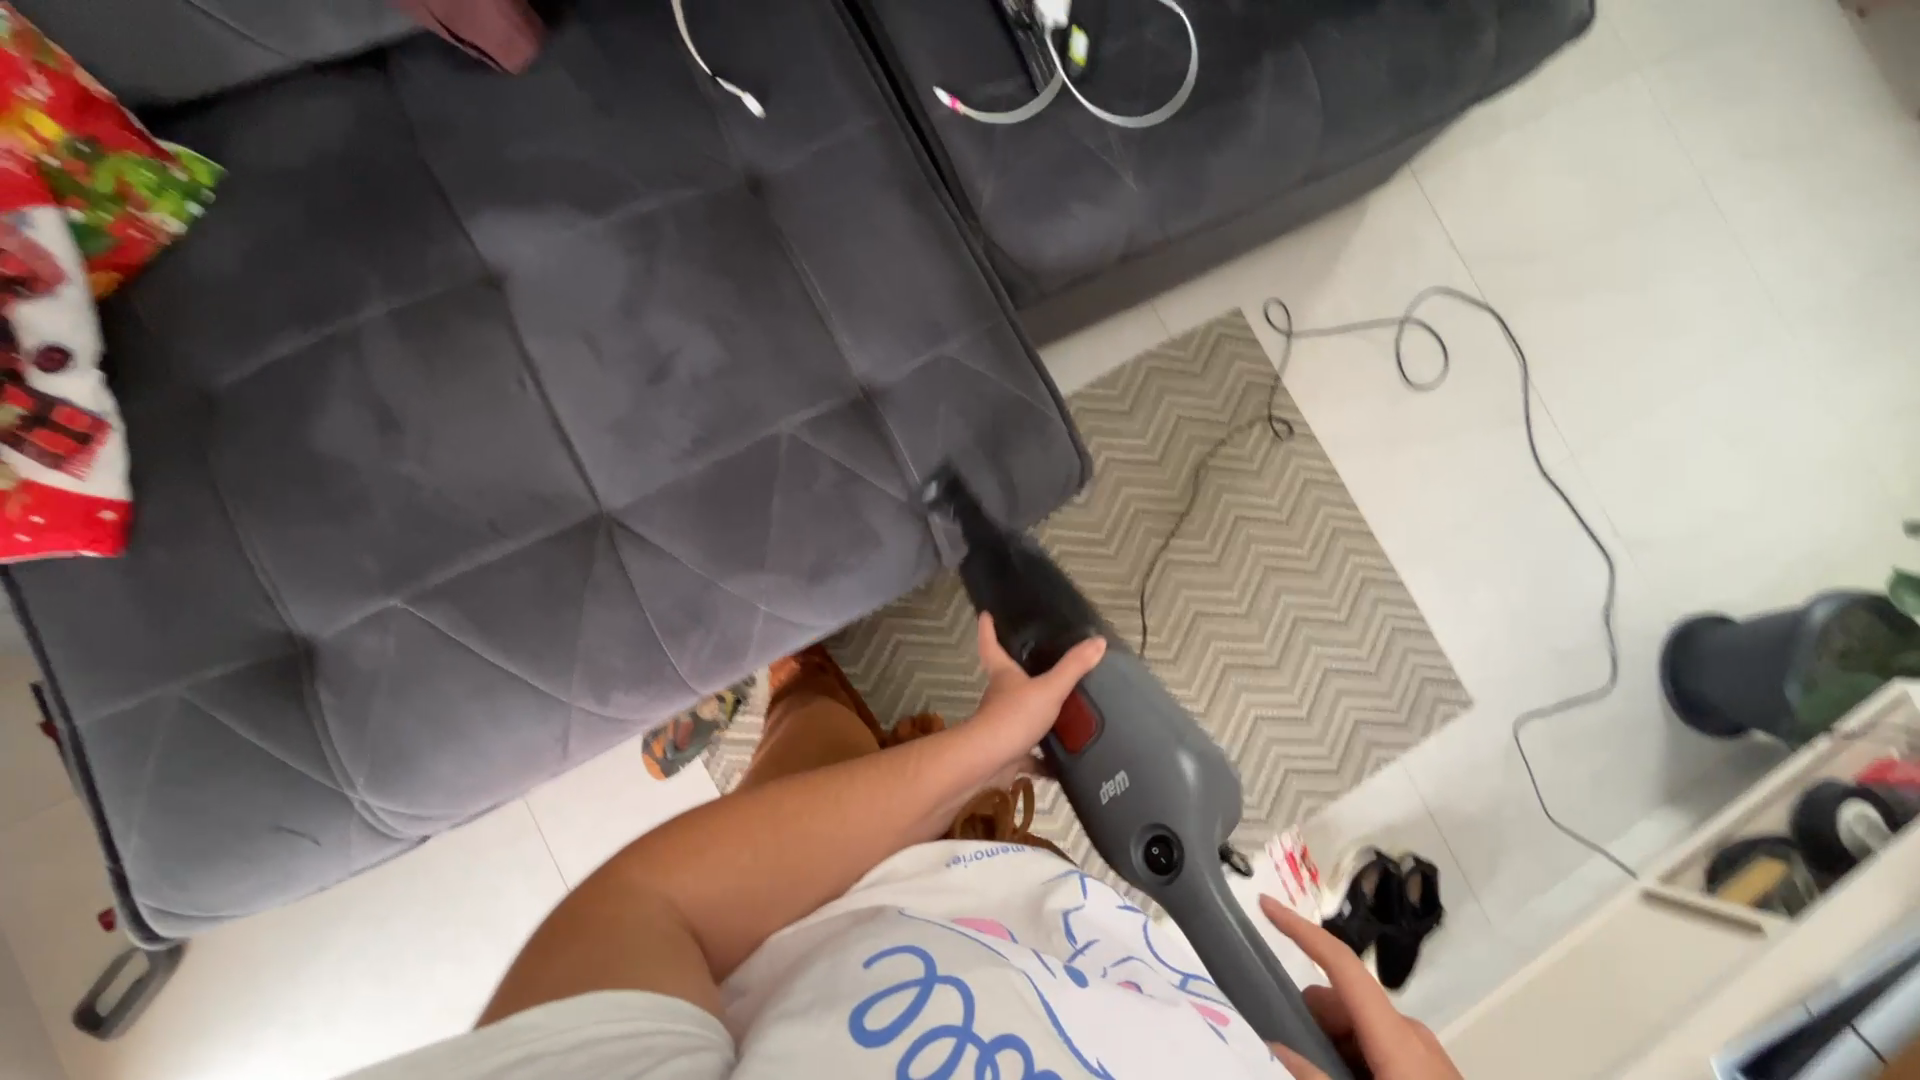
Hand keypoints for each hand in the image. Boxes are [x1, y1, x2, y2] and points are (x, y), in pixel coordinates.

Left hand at [964, 613, 1106, 786]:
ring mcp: (1002, 724)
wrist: (990, 761)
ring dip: (1035, 713)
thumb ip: (1073, 668)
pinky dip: (1043, 758)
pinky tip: (1061, 763)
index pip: (991, 645)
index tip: (985, 615)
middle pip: (1005, 679)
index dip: (988, 629)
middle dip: (1018, 672)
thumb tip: (1098, 641)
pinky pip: (1028, 752)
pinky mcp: (1007, 750)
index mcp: (1003, 675)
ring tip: (1061, 712)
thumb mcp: (1049, 689)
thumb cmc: (1014, 716)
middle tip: (1038, 663)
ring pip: (1019, 714)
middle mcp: (999, 696)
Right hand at [1259, 896, 1462, 1079]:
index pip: (1343, 966)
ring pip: (1352, 1031)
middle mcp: (1411, 1035)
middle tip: (1290, 1066)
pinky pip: (1373, 1054)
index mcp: (1397, 1040)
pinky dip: (1348, 1067)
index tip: (1264, 906)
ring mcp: (1422, 1057)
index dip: (1302, 932)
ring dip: (1327, 1052)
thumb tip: (1272, 1044)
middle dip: (1306, 1024)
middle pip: (1339, 1003)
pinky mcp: (1426, 1076)